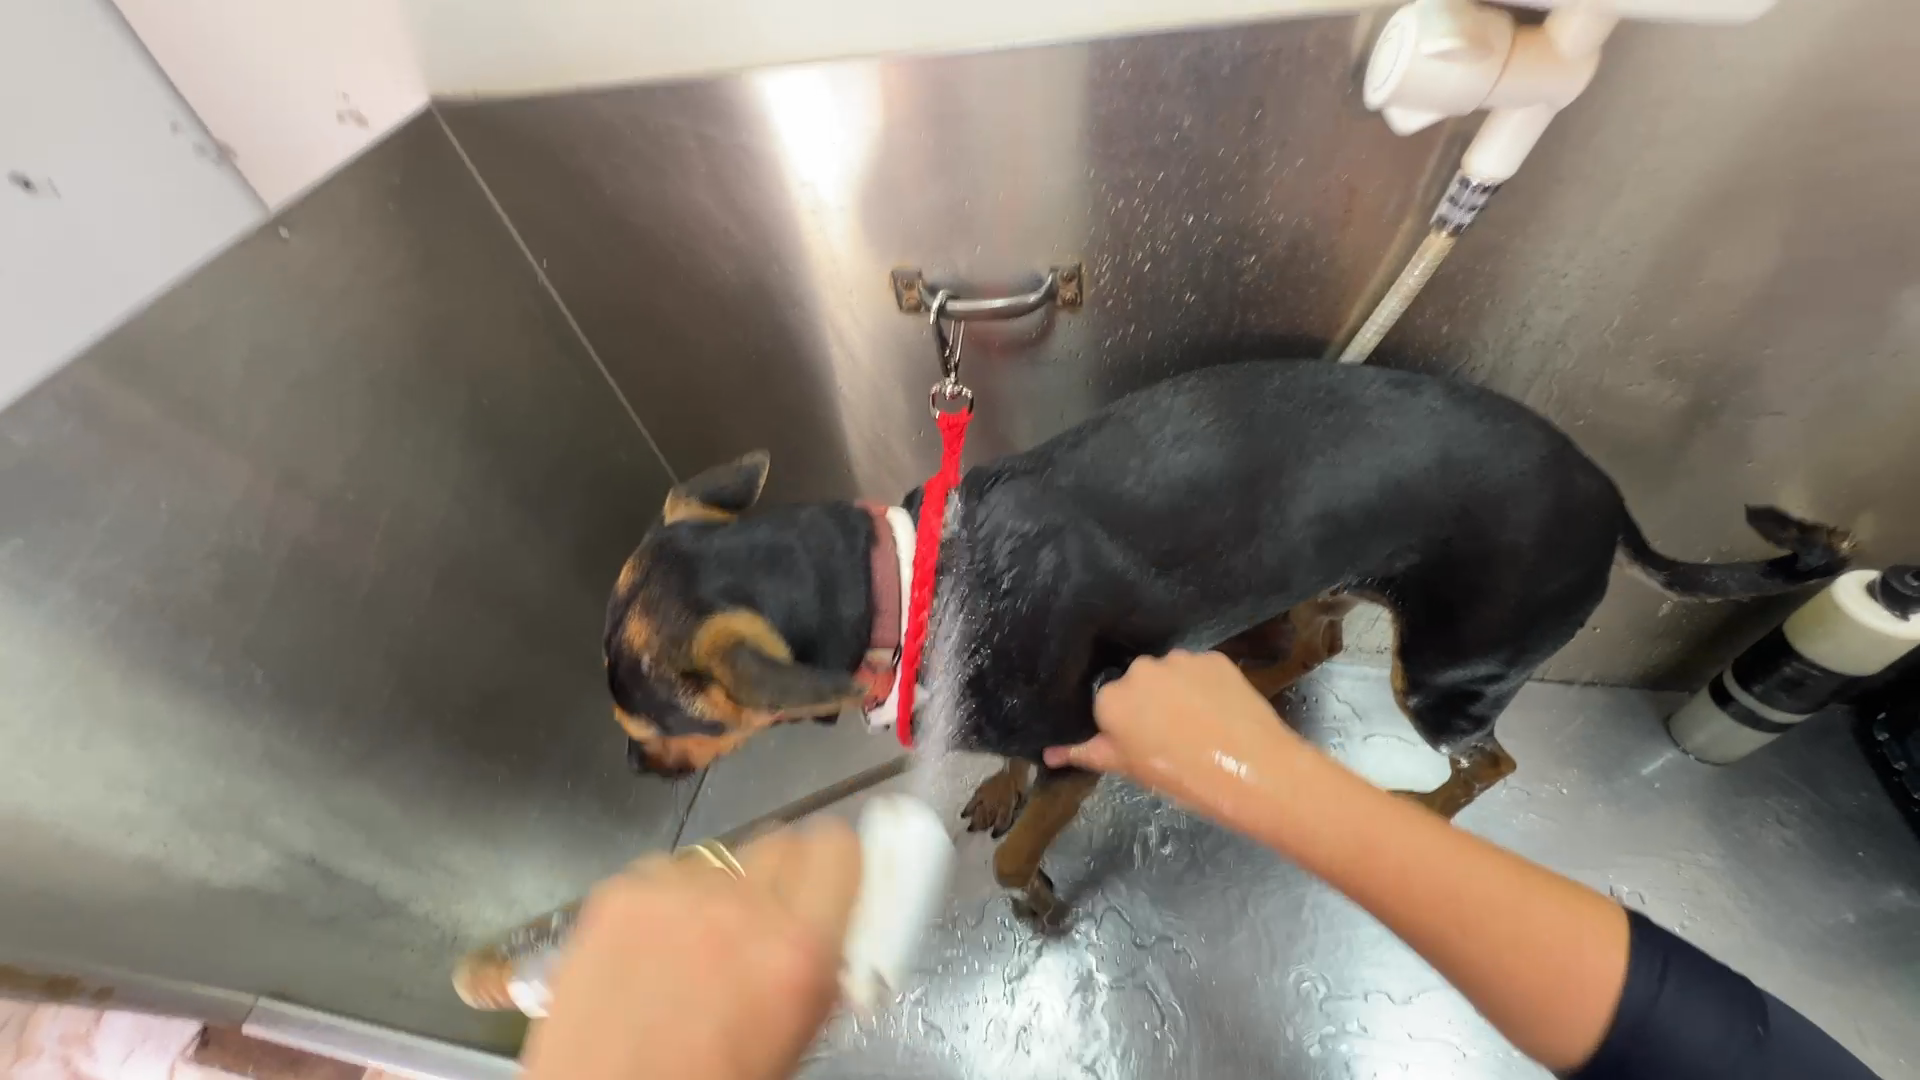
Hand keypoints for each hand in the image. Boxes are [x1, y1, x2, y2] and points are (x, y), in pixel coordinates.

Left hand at [521, 820, 861, 1079]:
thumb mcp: (796, 1029)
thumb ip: (820, 959)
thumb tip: (831, 912)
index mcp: (799, 949)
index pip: (836, 845)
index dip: (830, 863)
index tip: (820, 883)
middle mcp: (743, 907)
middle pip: (781, 840)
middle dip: (776, 876)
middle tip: (756, 922)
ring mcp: (676, 894)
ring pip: (722, 855)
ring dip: (719, 888)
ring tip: (693, 944)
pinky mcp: (620, 895)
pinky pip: (664, 870)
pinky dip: (664, 899)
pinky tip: (647, 948)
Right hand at [1044, 650, 1305, 827]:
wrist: (1255, 771)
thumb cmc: (1185, 778)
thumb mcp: (1131, 770)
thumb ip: (1088, 753)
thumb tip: (1048, 753)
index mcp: (1112, 699)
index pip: (1107, 706)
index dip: (1124, 727)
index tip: (1142, 746)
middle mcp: (1139, 669)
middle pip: (1136, 684)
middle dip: (1147, 703)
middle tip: (1170, 736)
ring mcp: (1178, 659)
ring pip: (1168, 674)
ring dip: (1175, 692)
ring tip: (1199, 724)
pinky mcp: (1213, 656)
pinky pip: (1199, 668)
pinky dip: (1204, 685)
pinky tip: (1218, 711)